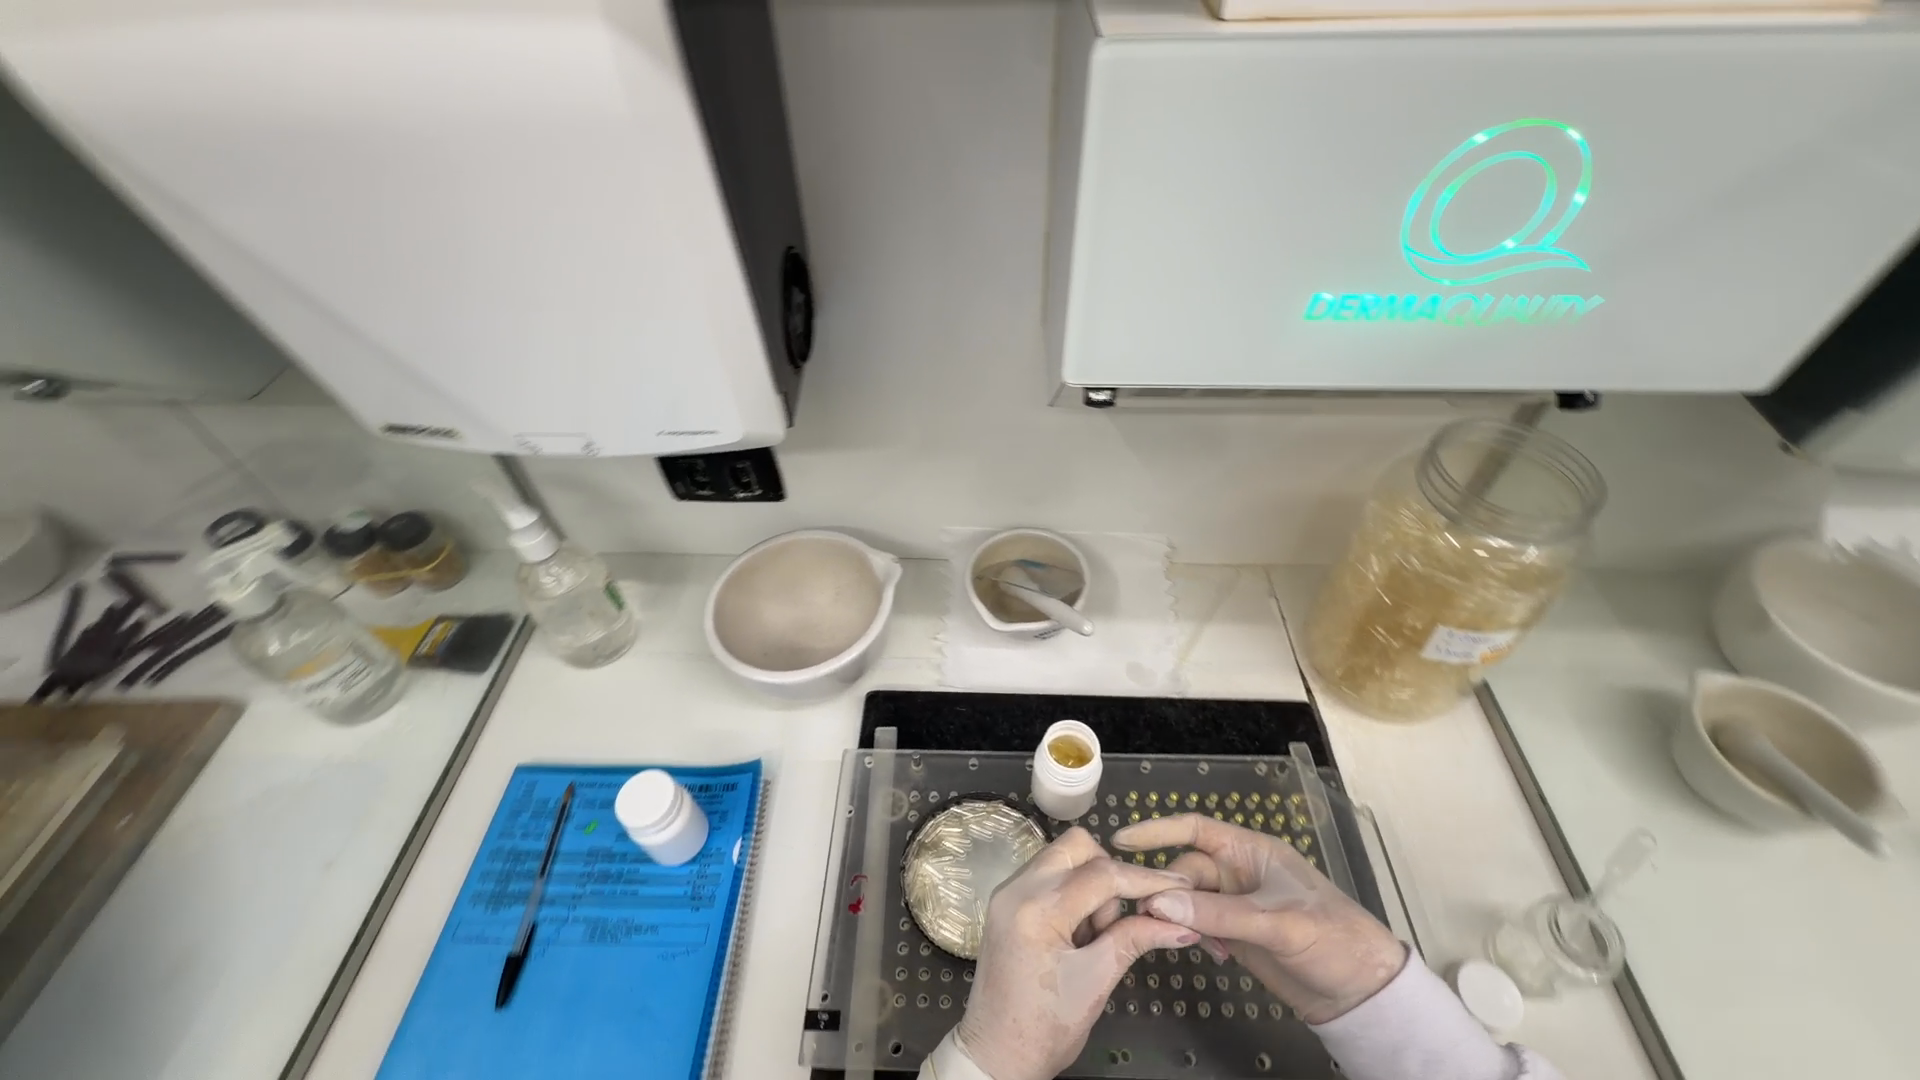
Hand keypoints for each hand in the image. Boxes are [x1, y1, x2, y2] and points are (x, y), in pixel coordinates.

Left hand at [952, 827, 1199, 1079]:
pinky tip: (1078, 930)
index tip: (1179, 887)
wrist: (996, 1054)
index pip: (1101, 874)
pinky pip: (1048, 872)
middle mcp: (1017, 887)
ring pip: (1062, 855)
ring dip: (1090, 882)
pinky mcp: (1007, 899)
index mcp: (1037, 909)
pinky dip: (1072, 889)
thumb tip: (1182, 924)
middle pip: (1077, 847)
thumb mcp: (1096, 982)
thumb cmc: (1045, 1027)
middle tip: (1119, 919)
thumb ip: (1135, 939)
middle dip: (1110, 873)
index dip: (1144, 879)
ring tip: (1094, 935)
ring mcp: (1007, 890)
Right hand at [1112, 814, 1405, 1023]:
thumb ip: (1218, 913)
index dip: (1156, 830)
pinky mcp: (1237, 934)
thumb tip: (1157, 901)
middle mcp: (1239, 872)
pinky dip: (1193, 935)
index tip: (1121, 839)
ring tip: (1174, 936)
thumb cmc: (1334, 940)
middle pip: (1185, 869)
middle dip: (1166, 888)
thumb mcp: (1278, 924)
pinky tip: (1207, 953)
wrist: (1365, 995)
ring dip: (1178, 916)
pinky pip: (1199, 925)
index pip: (1194, 829)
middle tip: (1147, 913)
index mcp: (1250, 851)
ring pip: (1188, 899)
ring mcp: (1236, 904)